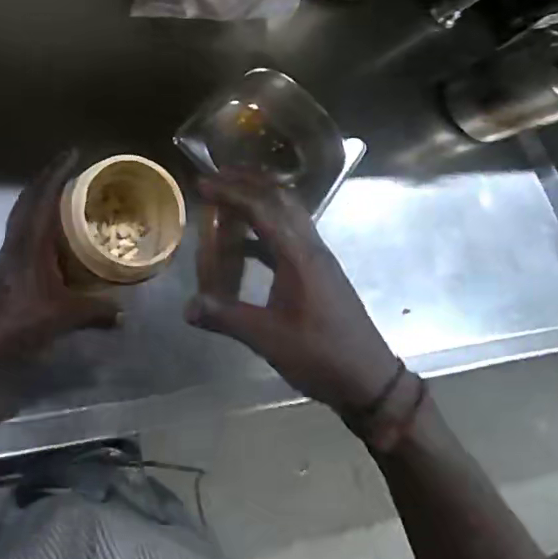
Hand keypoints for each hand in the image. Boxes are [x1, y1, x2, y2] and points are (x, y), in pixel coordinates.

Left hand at [0, 149, 119, 350]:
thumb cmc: (21, 317)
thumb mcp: (64, 315)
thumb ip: (95, 311)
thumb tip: (124, 313)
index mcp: (31, 239)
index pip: (44, 195)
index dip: (58, 172)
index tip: (73, 154)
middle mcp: (17, 237)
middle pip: (30, 197)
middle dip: (48, 178)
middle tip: (69, 168)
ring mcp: (8, 249)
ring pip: (23, 211)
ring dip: (39, 196)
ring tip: (61, 191)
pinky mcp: (5, 262)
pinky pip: (22, 226)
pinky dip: (36, 216)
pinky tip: (49, 230)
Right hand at [187, 172, 402, 413]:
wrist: (371, 382)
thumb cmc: (321, 356)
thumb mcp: (268, 339)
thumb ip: (226, 317)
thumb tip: (187, 307)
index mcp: (298, 256)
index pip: (262, 208)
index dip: (230, 192)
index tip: (202, 183)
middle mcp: (311, 247)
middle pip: (280, 198)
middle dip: (248, 182)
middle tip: (216, 176)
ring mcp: (318, 258)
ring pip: (288, 211)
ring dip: (259, 197)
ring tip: (228, 196)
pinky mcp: (319, 271)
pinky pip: (289, 232)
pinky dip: (265, 224)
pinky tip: (243, 241)